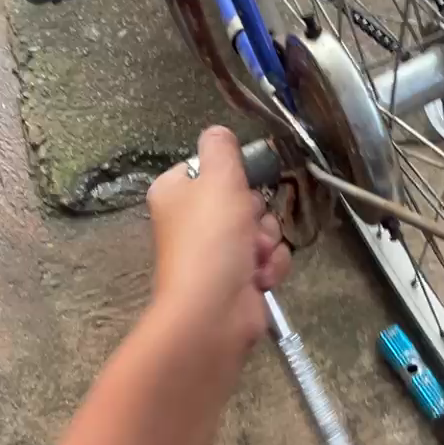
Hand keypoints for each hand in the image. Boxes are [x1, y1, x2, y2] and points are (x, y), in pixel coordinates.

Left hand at [145, 126, 291, 353]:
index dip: (231, 176)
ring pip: (260, 229)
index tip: (240, 183)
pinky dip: (269, 266)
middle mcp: (190, 221)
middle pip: (241, 198)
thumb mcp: (217, 178)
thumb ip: (221, 147)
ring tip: (255, 255)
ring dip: (266, 241)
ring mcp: (212, 252)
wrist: (212, 312)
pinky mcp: (234, 279)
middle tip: (248, 224)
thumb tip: (218, 132)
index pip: (209, 168)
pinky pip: (266, 259)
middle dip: (256, 213)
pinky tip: (260, 277)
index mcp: (174, 192)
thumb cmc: (210, 239)